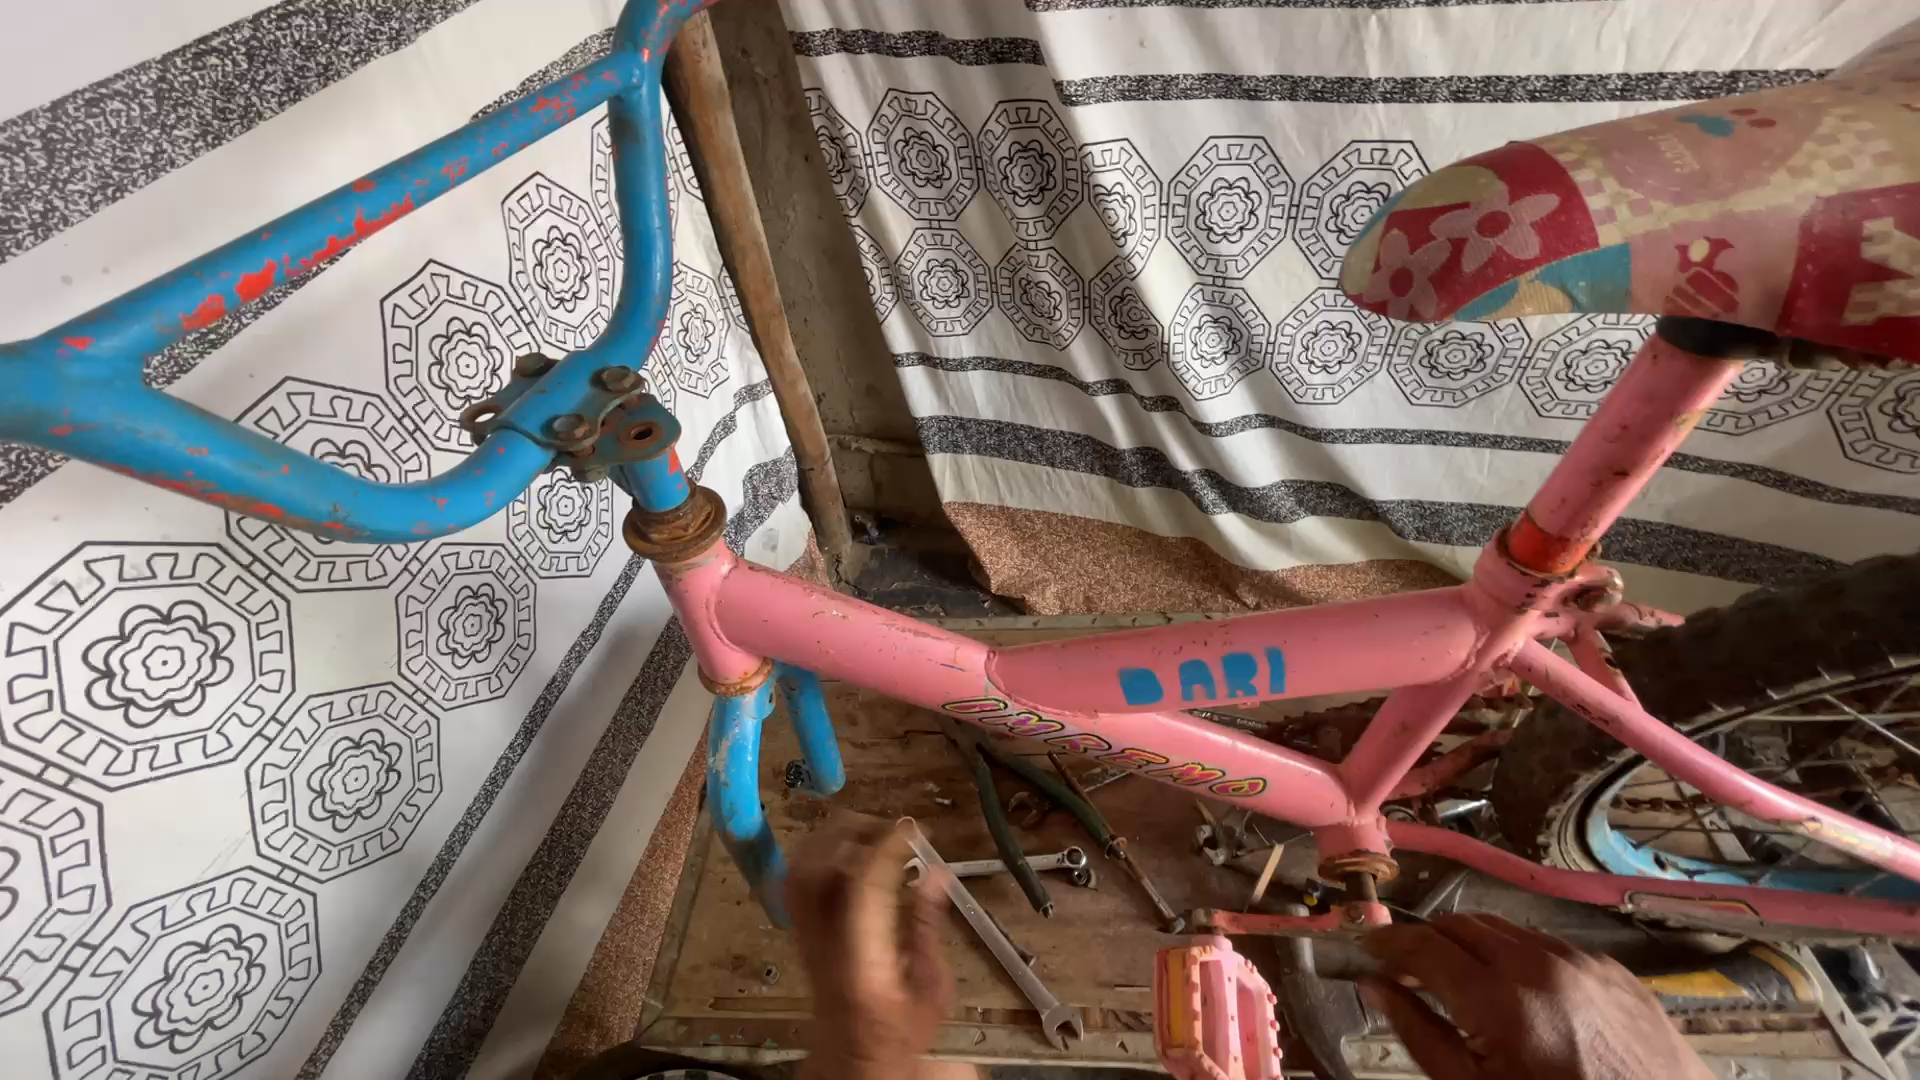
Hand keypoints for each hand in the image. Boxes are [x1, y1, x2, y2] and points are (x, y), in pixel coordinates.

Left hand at [786, 814, 953, 1079]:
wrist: (852, 1063)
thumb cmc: (899, 1033)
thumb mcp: (931, 988)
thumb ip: (928, 927)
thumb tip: (937, 872)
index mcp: (861, 964)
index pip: (862, 887)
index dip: (886, 847)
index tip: (914, 829)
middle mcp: (822, 946)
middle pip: (816, 869)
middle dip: (854, 833)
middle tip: (892, 827)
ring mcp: (802, 938)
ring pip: (797, 870)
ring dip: (832, 838)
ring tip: (870, 831)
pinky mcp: (797, 933)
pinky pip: (793, 880)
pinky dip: (817, 853)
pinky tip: (846, 851)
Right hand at [1360, 913, 1712, 1079]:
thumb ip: (1418, 1033)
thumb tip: (1373, 986)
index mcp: (1501, 1001)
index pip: (1421, 945)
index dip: (1386, 943)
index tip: (1365, 949)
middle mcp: (1539, 965)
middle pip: (1456, 924)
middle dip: (1426, 942)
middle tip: (1411, 971)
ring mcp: (1581, 961)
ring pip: (1499, 927)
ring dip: (1470, 945)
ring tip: (1465, 982)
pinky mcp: (1614, 968)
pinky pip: (1545, 943)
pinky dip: (1517, 957)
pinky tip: (1522, 995)